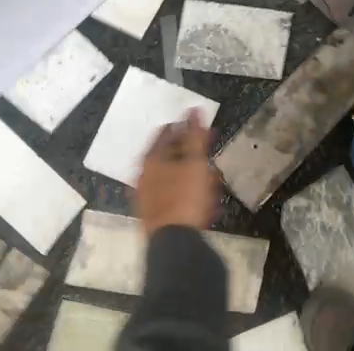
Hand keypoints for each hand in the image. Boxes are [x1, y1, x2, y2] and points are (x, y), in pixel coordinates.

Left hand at [134, 110, 217, 233]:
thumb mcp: (195, 161)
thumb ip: (195, 134)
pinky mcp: (154, 214)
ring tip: (209, 177)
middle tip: (208, 153)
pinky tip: (199, 198)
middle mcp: (144, 175)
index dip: (186, 126)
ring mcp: (147, 196)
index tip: (202, 128)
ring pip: (171, 175)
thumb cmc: (185, 197)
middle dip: (191, 152)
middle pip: (169, 154)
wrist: (174, 244)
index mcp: (151, 159)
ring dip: (190, 172)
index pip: (167, 132)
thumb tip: (194, 108)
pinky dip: (186, 190)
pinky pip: (172, 194)